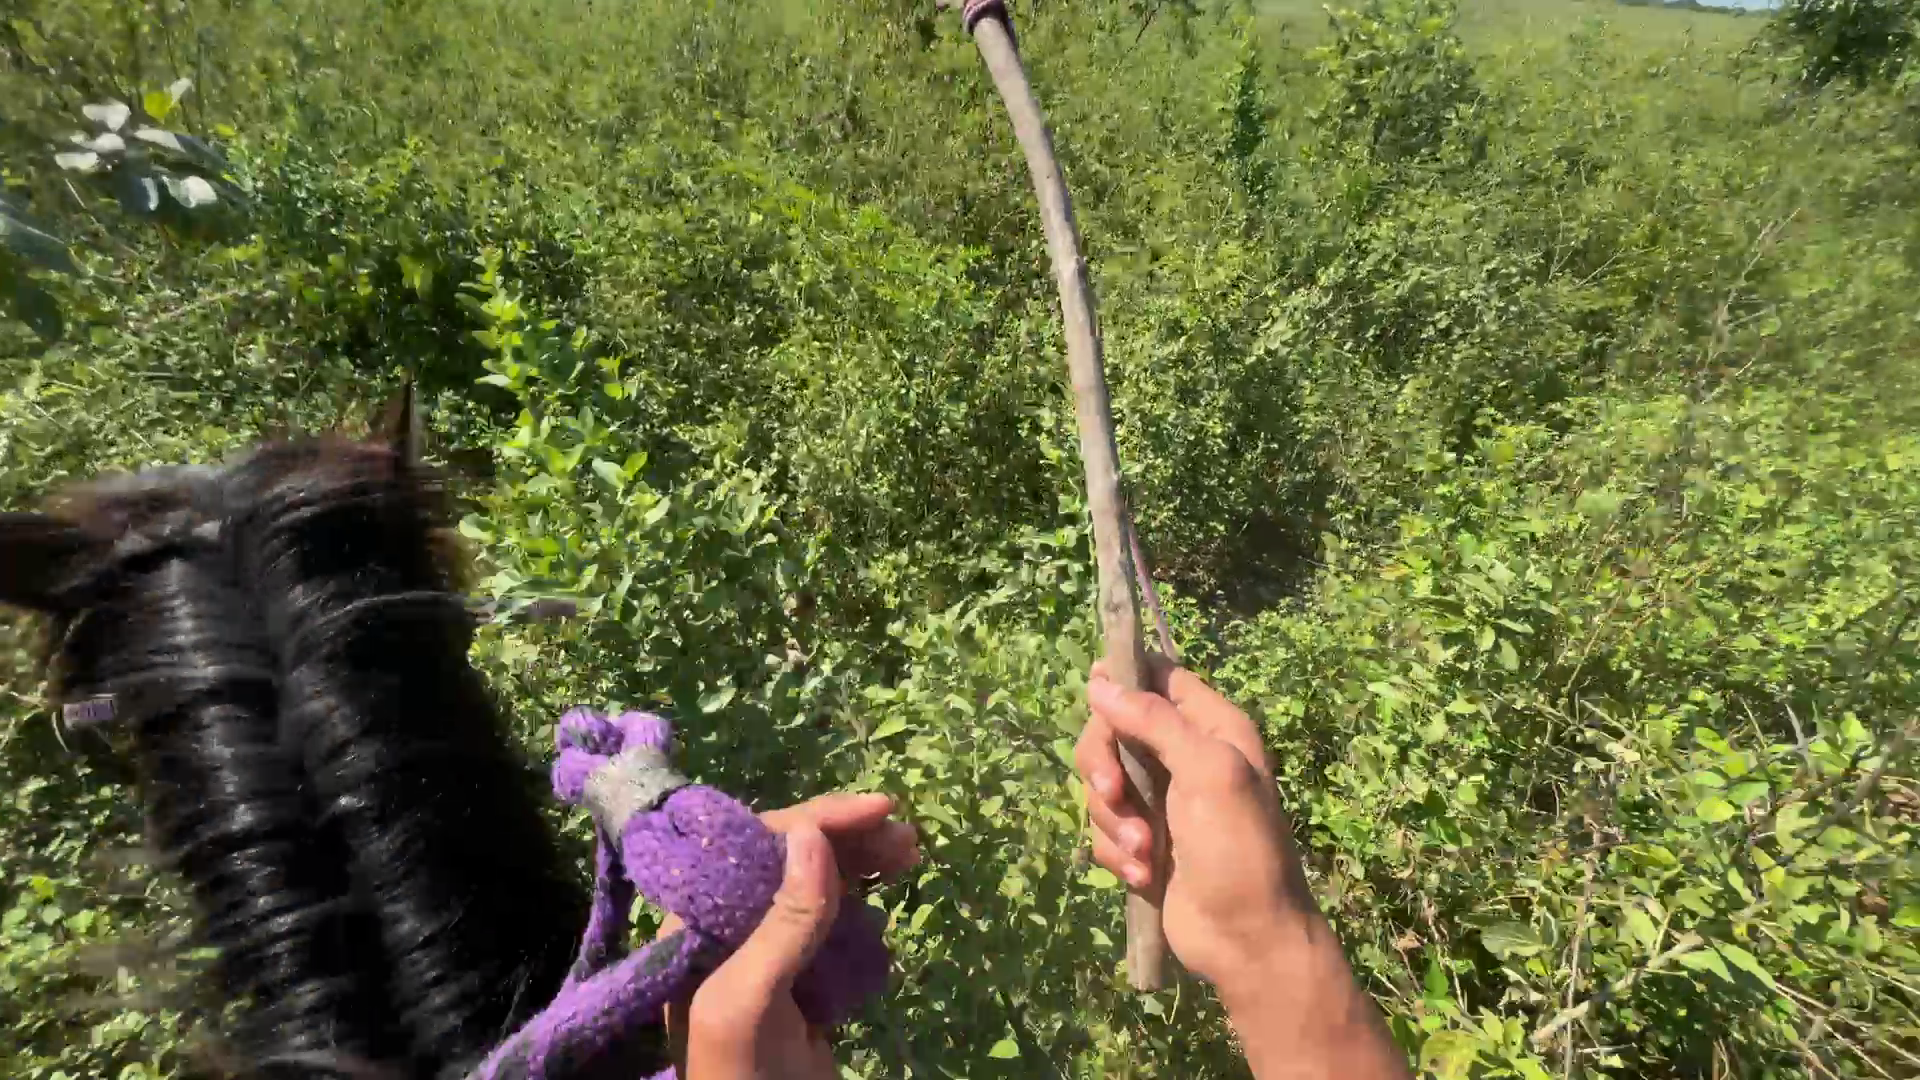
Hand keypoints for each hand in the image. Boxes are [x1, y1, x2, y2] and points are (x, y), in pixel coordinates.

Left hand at [673, 794, 917, 1079]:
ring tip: (909, 852)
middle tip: (906, 835)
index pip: (758, 843)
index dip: (819, 818)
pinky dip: (863, 898)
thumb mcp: (750, 1005)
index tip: (878, 809)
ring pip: (819, 879)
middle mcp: (729, 924)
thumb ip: (779, 922)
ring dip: (863, 860)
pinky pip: (834, 916)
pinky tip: (888, 892)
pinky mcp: (801, 973)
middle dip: (850, 836)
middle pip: (793, 854)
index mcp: (698, 921)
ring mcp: (768, 948)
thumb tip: (812, 834)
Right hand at [1075, 657, 1318, 1003]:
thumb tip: (1099, 682)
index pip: (1158, 676)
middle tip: (1113, 793)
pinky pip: (1104, 823)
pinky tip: (1144, 873)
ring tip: (1144, 851)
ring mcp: (1159, 796)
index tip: (1092, 686)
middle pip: (1113, 728)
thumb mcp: (1207, 772)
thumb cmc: (1239, 849)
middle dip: (1104, 764)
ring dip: (1115, 818)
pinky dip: (1116, 848)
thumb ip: (1155, 721)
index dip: (1123, 676)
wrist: (1248, 943)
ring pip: (1102, 779)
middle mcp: (1182, 753)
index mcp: (1210, 726)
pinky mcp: (1141, 835)